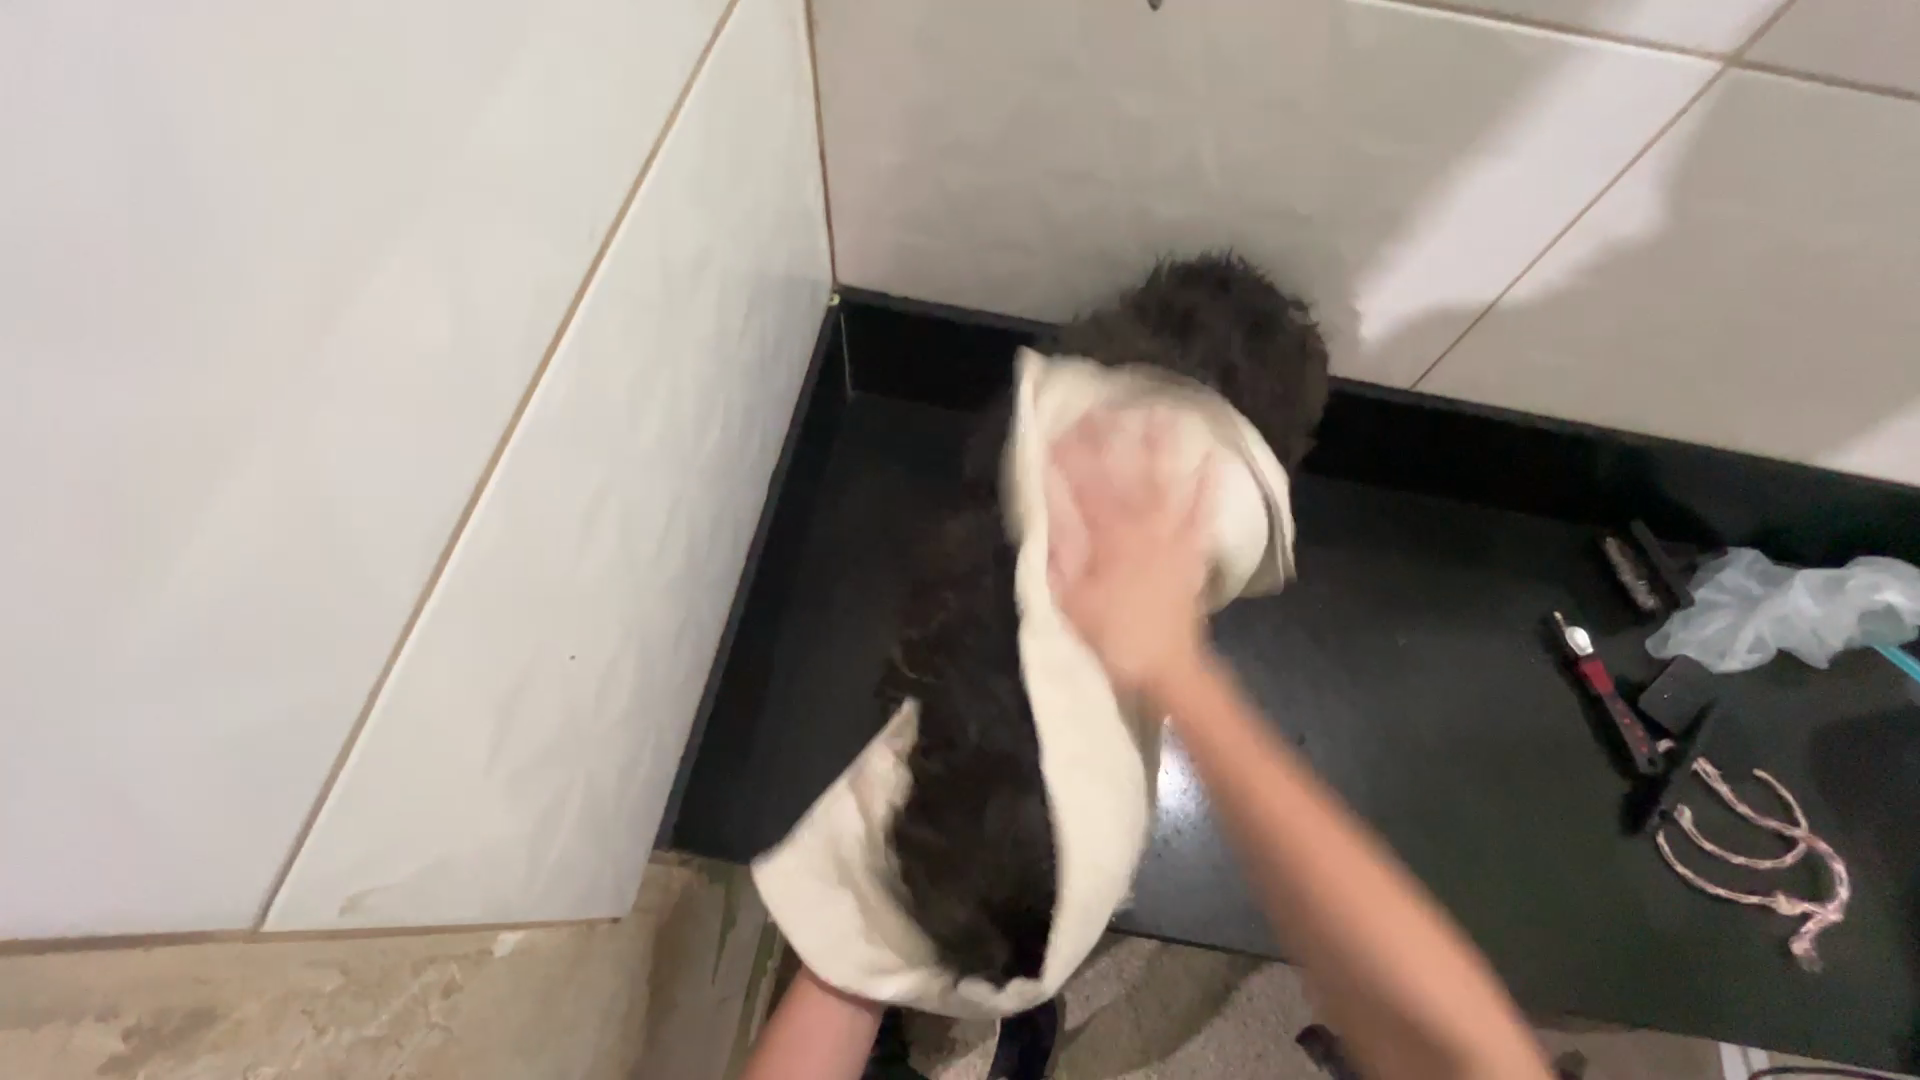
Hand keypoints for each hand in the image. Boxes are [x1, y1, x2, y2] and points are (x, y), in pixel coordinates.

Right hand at [1046, 408, 1212, 692]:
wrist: (1168, 668)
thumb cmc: (1114, 639)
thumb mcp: (1071, 604)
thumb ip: (1059, 559)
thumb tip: (1047, 520)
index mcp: (1107, 542)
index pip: (1084, 491)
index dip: (1069, 460)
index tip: (1057, 435)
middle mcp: (1141, 530)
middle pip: (1124, 477)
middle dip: (1110, 441)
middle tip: (1100, 411)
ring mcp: (1171, 538)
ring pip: (1165, 485)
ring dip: (1160, 449)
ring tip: (1159, 414)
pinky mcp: (1192, 550)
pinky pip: (1202, 513)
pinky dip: (1206, 486)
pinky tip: (1210, 460)